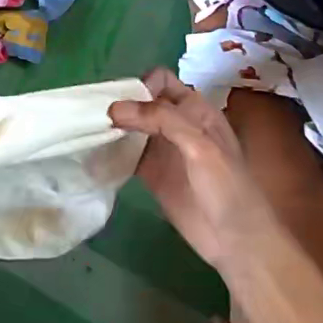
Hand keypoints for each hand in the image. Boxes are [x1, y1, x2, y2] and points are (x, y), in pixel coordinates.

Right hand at [109, 68, 270, 266]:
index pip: (162, 81)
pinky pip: (125, 154)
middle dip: (119, 104)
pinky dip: (109, 152)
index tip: (121, 103)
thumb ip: (162, 121)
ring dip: (111, 127)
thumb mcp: (200, 146)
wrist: (237, 242)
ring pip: (131, 126)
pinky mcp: (150, 173)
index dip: (141, 85)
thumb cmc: (227, 188)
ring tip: (86, 132)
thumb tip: (114, 108)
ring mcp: (162, 150)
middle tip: (95, 117)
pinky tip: (91, 155)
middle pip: (141, 102)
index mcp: (195, 111)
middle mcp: (176, 125)